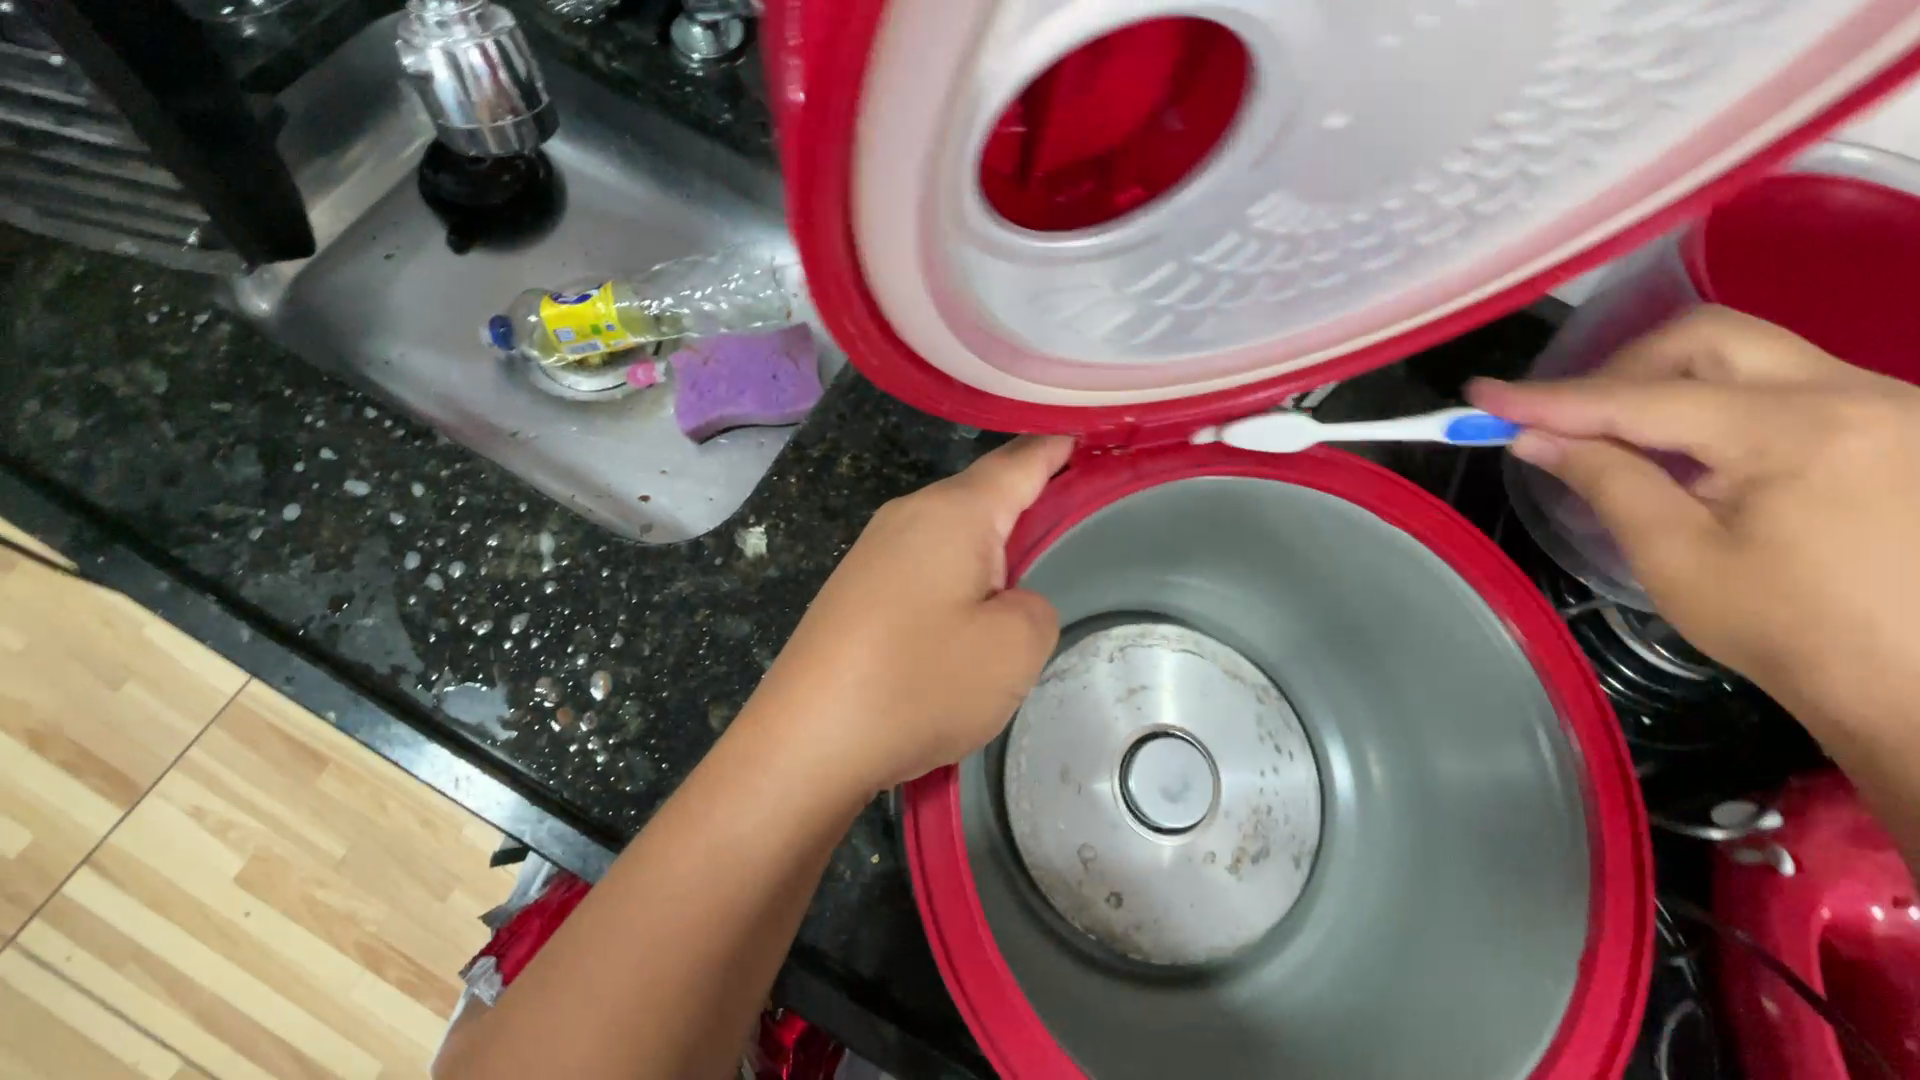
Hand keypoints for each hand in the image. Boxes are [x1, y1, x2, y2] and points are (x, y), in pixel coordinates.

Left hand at [749, 436, 1072, 793]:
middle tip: (1079, 519)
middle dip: (1030, 502)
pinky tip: (965, 619)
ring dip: (992, 551)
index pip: (1020, 460)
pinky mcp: (856, 590)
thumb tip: (1007, 600)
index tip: (1095, 437)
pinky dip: (958, 580)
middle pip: (983, 494)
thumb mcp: (1014, 648)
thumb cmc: (919, 684)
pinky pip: (924, 567)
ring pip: (953, 535)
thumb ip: (1036, 607)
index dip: (1061, 448)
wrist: (806, 742)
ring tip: (1027, 578)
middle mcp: (908, 516)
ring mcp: (874, 552)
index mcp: (953, 512)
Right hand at [1467, 306, 1919, 731]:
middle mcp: (1856, 392)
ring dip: (1669, 387)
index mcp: (1798, 431)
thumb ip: (1606, 481)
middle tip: (1568, 420)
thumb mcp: (1675, 558)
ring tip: (1625, 444)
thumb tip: (1536, 438)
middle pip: (1708, 339)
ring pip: (1750, 357)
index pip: (1645, 397)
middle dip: (1621, 371)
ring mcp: (1888, 404)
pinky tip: (1693, 457)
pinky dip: (1716, 406)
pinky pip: (1783, 386)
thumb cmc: (1788, 631)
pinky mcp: (1895, 425)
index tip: (1483, 395)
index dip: (1553, 398)